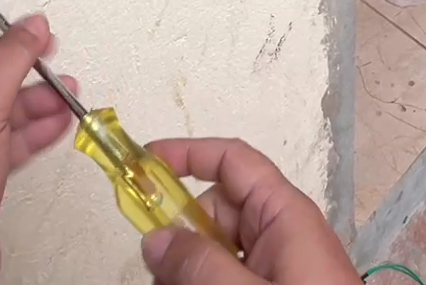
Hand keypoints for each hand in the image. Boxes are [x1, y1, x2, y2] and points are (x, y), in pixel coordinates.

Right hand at [139, 138, 360, 283]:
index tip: (143, 166)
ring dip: (190, 275)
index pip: (232, 161)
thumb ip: (199, 265)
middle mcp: (279, 234)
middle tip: (156, 278)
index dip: (187, 154)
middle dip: (181, 239)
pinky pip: (229, 280)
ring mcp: (277, 270)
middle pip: (216, 215)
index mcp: (282, 213)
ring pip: (216, 255)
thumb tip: (155, 237)